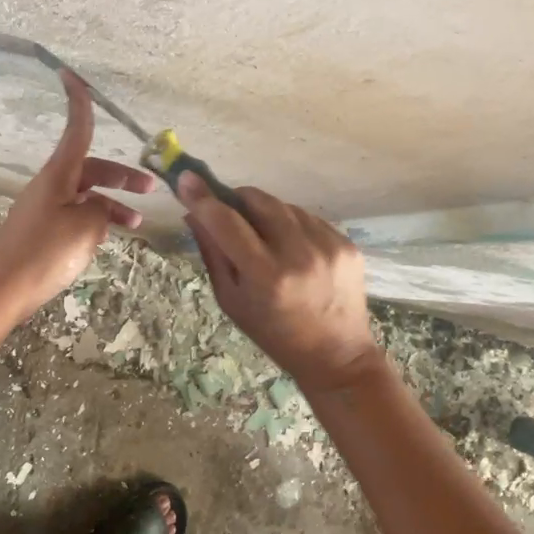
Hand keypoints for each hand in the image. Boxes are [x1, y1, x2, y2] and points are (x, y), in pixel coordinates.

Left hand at [0, 69, 156, 314]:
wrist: (0, 291)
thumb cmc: (43, 253)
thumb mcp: (84, 229)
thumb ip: (100, 212)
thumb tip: (99, 209)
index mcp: (59, 175)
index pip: (76, 130)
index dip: (79, 103)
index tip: (72, 75)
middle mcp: (51, 185)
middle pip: (89, 168)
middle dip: (119, 175)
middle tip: (148, 187)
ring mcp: (44, 209)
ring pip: (84, 195)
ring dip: (110, 204)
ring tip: (134, 224)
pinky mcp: (41, 232)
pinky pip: (74, 216)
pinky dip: (94, 222)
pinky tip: (105, 241)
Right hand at [178, 174, 378, 392]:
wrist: (338, 356)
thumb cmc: (274, 333)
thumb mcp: (231, 299)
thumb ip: (212, 252)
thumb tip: (192, 212)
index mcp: (266, 276)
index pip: (227, 222)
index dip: (203, 198)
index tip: (186, 178)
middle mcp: (299, 254)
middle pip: (257, 200)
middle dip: (237, 200)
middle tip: (231, 214)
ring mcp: (327, 246)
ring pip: (282, 205)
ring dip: (266, 213)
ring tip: (267, 240)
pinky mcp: (346, 243)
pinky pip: (307, 217)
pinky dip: (292, 225)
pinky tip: (294, 250)